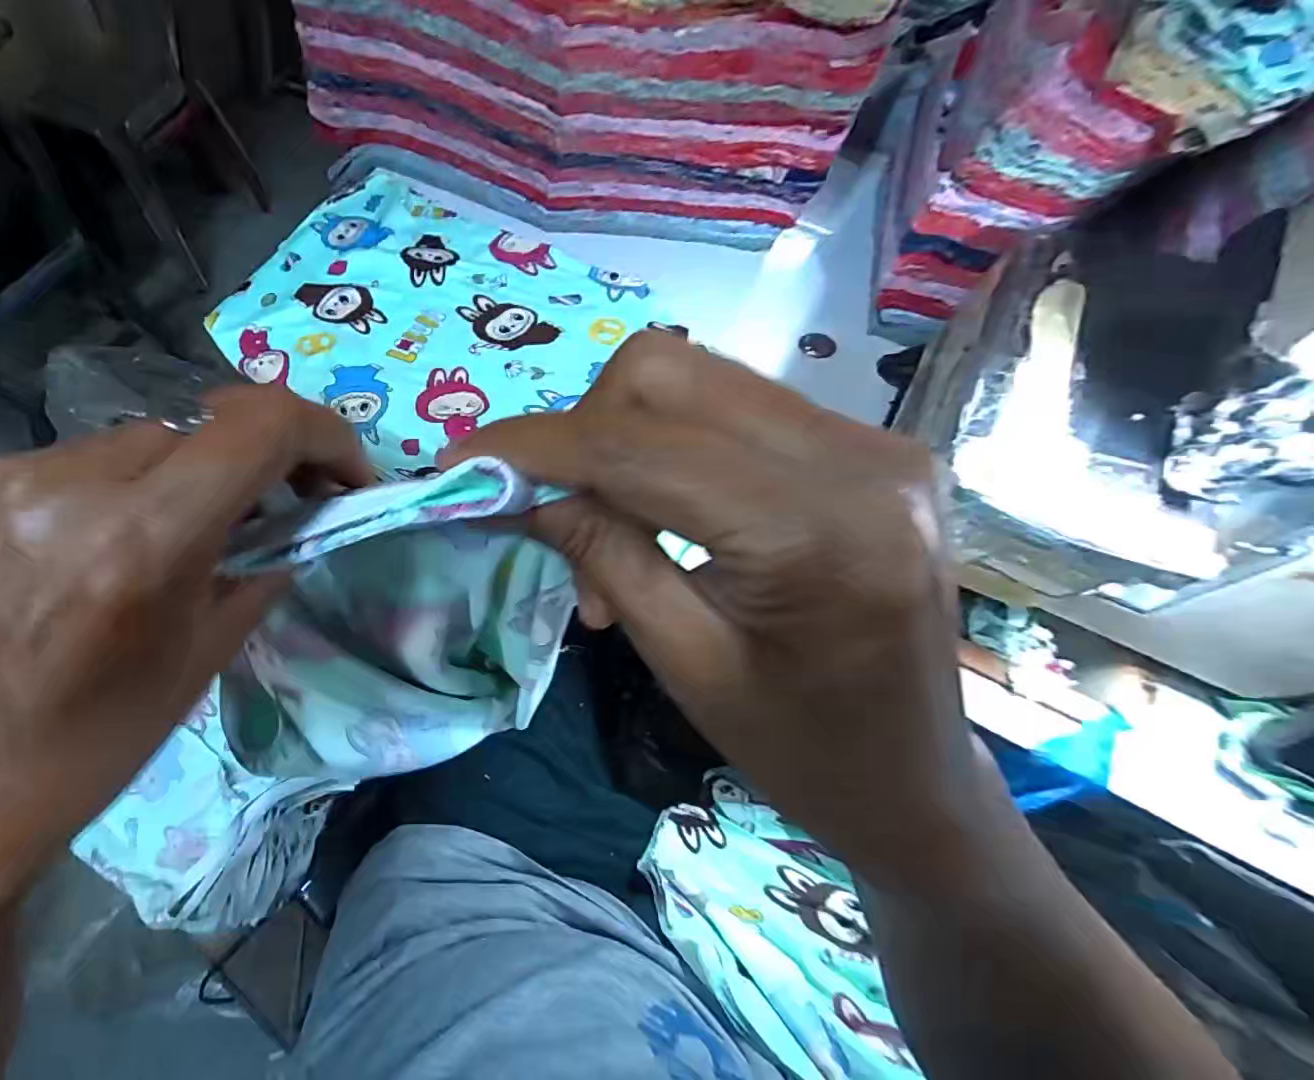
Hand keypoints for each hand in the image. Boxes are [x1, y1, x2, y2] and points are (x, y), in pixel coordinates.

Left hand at [0, 386, 369, 923]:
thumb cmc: (107, 736)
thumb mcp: (210, 649)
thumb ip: (266, 559)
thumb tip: (302, 507)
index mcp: (142, 542)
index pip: (257, 429)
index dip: (320, 432)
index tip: (342, 469)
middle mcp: (71, 489)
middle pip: (198, 430)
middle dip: (245, 464)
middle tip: (265, 510)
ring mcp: (9, 478)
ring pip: (139, 440)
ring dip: (177, 475)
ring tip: (172, 534)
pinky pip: (79, 460)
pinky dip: (116, 487)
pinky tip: (103, 540)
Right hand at [452, 331, 997, 889]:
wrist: (916, 776)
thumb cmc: (795, 746)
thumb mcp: (678, 661)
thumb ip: (598, 555)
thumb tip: (513, 489)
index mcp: (814, 530)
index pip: (636, 446)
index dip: (533, 446)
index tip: (458, 461)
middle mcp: (855, 456)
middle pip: (664, 375)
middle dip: (577, 431)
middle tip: (547, 510)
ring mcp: (869, 439)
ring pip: (688, 378)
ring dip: (614, 439)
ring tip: (604, 528)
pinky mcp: (859, 443)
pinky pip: (721, 407)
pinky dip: (658, 447)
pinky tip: (654, 514)